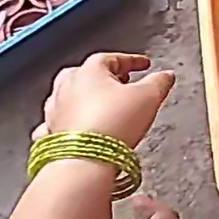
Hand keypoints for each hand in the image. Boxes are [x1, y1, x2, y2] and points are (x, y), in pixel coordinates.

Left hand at [39, 53, 174, 146]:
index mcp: (90, 71)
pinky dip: (73, 120)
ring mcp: (56, 110)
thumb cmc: (113, 123)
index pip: (113, 58)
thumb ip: (159, 82)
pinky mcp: (52, 133)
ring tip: (105, 105)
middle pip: (87, 74)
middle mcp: (67, 87)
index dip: (132, 61)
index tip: (144, 64)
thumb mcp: (149, 97)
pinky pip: (61, 121)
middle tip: (121, 83)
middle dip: (105, 77)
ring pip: (71, 96)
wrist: (85, 160)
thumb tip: (166, 75)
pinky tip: (82, 126)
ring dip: (88, 97)